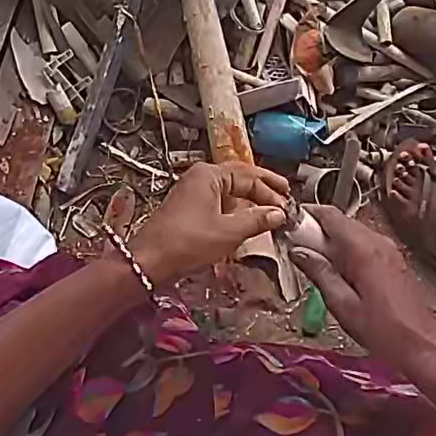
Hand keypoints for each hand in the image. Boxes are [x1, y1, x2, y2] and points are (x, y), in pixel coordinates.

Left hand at [125, 162, 289, 280]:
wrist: (149, 261)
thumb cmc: (187, 242)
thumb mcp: (228, 232)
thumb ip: (257, 220)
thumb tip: (278, 214)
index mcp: (209, 175)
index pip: (249, 176)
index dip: (270, 192)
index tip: (286, 206)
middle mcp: (200, 177)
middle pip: (239, 178)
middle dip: (262, 188)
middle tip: (283, 196)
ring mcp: (192, 192)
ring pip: (229, 190)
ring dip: (249, 200)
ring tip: (269, 210)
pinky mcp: (188, 208)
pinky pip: (219, 202)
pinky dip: (235, 209)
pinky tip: (245, 221)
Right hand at [289, 204, 435, 365]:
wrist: (424, 347)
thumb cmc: (382, 330)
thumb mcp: (341, 304)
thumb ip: (318, 272)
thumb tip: (297, 251)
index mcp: (362, 248)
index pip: (329, 214)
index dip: (305, 215)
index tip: (288, 226)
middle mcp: (377, 241)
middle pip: (340, 221)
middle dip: (316, 229)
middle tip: (296, 247)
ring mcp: (388, 248)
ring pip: (351, 231)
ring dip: (331, 240)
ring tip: (314, 262)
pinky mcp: (393, 258)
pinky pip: (364, 243)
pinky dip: (346, 248)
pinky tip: (337, 270)